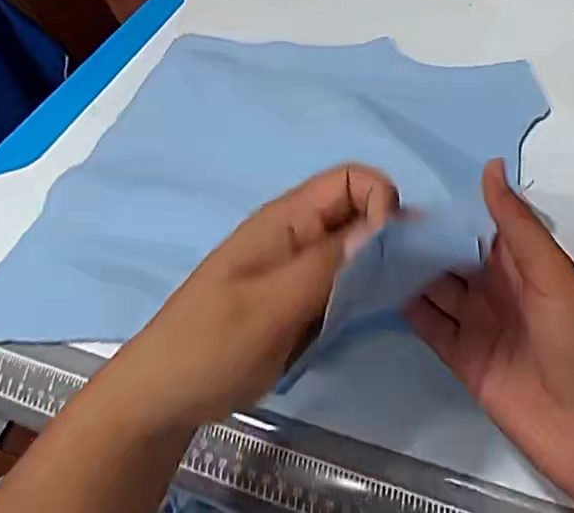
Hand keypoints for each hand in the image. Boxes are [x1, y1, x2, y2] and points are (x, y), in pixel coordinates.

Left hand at [95, 164, 399, 430]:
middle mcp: (298, 232)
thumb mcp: (271, 305)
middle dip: (388, 229)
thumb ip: (327, 265)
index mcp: (288, 218)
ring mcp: (299, 263)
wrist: (164, 394)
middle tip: (409, 271)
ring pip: (355, 242)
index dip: (380, 199)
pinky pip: (344, 274)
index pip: (350, 180)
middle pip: (357, 207)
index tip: (395, 245)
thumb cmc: (212, 344)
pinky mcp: (301, 294)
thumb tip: (384, 226)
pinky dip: (366, 282)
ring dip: (380, 257)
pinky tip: (378, 304)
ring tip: (401, 288)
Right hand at [404, 159, 573, 501]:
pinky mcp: (465, 359)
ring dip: (411, 271)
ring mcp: (479, 324)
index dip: (449, 212)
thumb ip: (517, 223)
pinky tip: (384, 288)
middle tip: (381, 221)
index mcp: (521, 264)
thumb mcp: (551, 272)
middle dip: (423, 241)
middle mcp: (497, 289)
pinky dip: (410, 309)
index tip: (412, 193)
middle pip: (453, 258)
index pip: (478, 227)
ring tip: (374, 247)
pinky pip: (432, 327)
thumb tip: (491, 167)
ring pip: (437, 288)